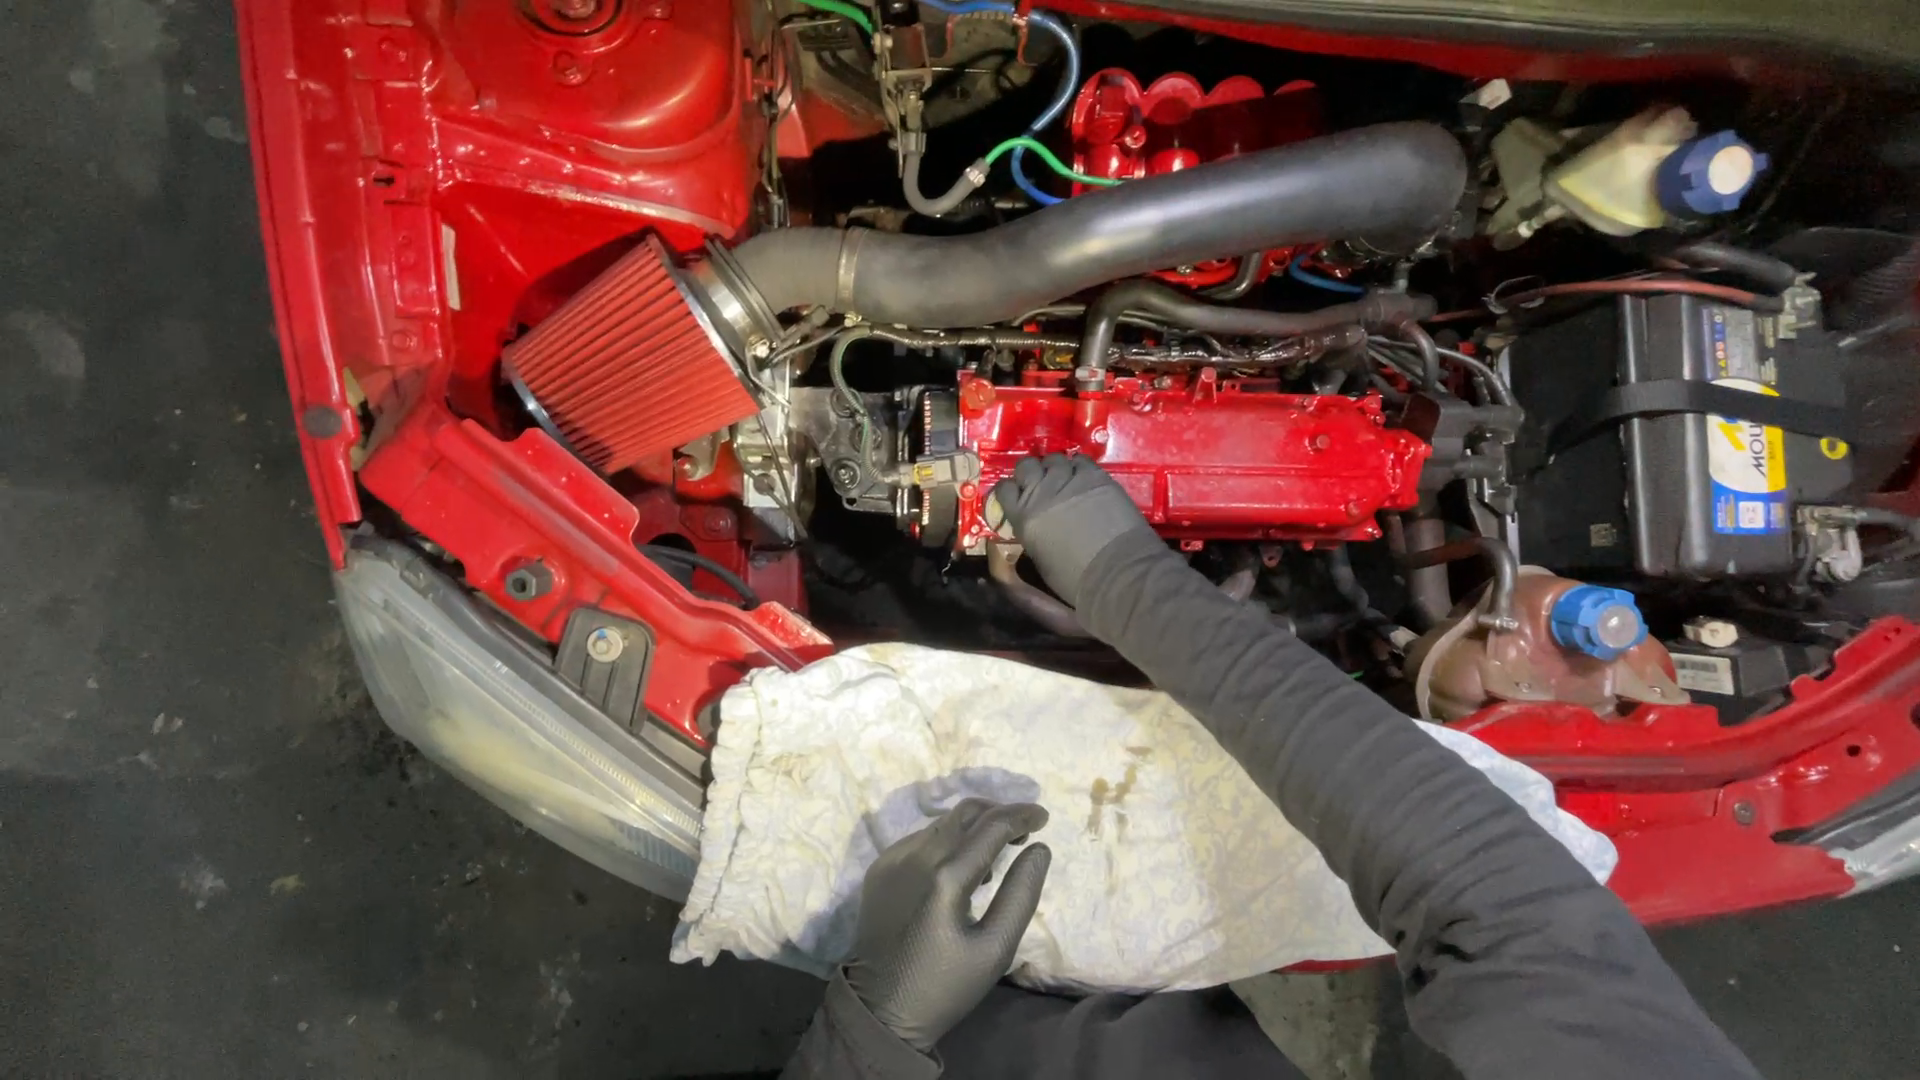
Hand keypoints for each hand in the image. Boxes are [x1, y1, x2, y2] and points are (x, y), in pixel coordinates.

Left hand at [844, 798, 1052, 1051]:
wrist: (879, 1012)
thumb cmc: (944, 986)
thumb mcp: (995, 948)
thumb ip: (1021, 894)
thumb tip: (1039, 849)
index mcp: (946, 876)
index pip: (992, 825)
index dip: (1021, 815)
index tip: (1043, 817)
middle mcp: (916, 856)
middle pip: (965, 812)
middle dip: (999, 813)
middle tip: (1021, 831)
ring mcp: (893, 859)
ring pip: (942, 822)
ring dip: (973, 827)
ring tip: (993, 854)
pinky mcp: (880, 867)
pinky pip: (921, 838)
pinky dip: (947, 841)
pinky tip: (957, 869)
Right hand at [990, 454, 1152, 606]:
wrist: (1117, 572)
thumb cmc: (1077, 581)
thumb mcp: (1040, 562)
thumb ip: (1031, 537)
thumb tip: (1034, 527)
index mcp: (1023, 519)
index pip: (1003, 489)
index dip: (1010, 490)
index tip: (1018, 494)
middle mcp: (1041, 493)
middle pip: (1026, 466)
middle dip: (1031, 472)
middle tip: (1042, 483)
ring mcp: (1069, 481)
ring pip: (1053, 459)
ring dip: (1056, 467)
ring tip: (1065, 478)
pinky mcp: (1095, 477)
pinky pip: (1081, 460)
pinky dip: (1080, 466)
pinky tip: (1085, 477)